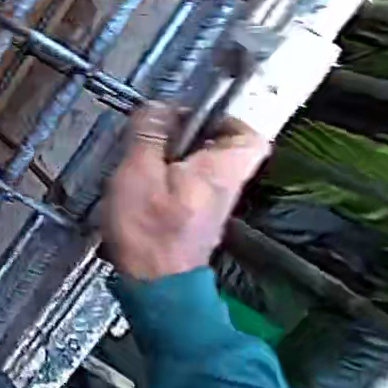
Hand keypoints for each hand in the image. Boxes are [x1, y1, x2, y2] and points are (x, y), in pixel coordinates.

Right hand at [100, 102, 269, 280]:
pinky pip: (190, 180)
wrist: (154, 281)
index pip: (249, 137)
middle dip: (191, 132)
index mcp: (220, 172)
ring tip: (142, 150)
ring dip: (175, 151)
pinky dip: (169, 171)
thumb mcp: (138, 173)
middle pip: (223, 148)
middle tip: (156, 128)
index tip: (189, 113)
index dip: (224, 118)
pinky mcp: (195, 215)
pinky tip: (141, 176)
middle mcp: (225, 186)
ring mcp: (211, 203)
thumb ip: (148, 137)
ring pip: (204, 163)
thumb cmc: (147, 227)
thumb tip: (158, 106)